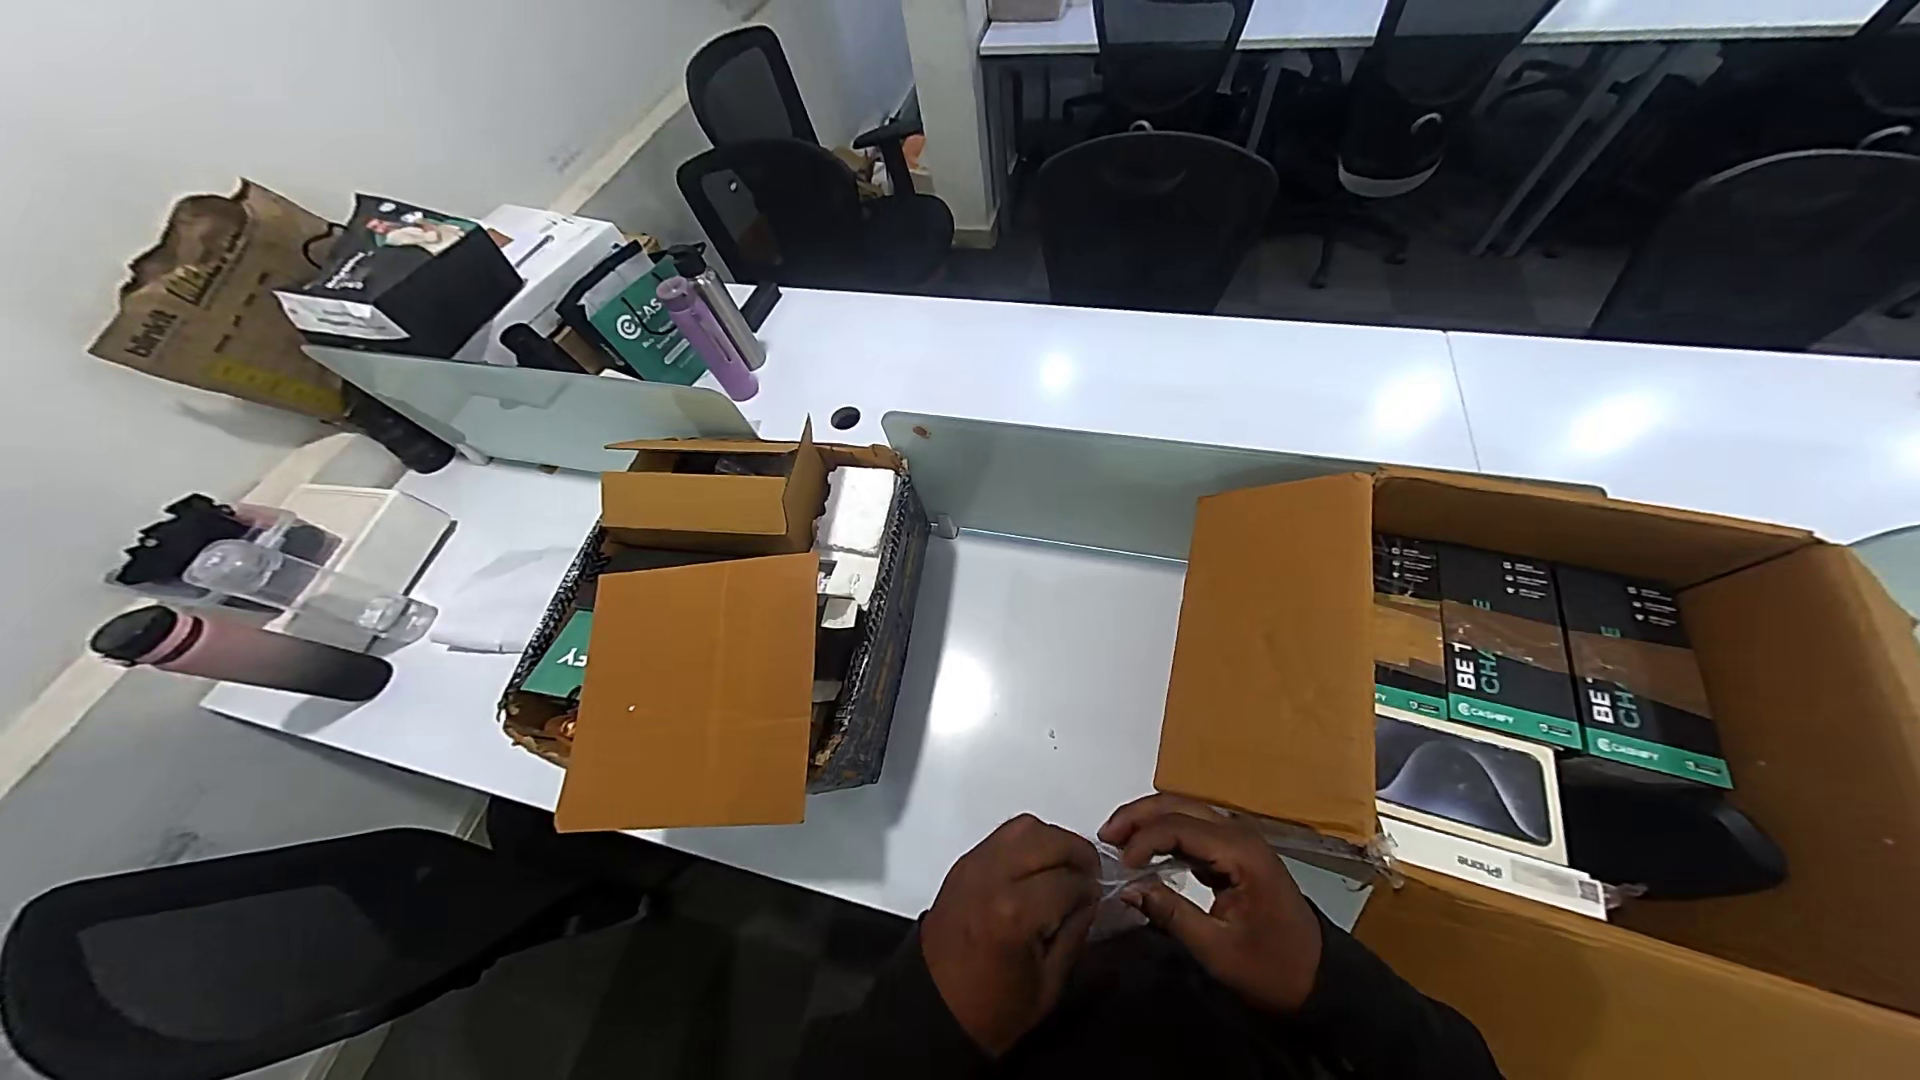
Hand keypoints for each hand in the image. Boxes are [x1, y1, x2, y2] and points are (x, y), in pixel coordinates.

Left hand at [920, 814, 1099, 1055]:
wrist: (933, 1007)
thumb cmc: (992, 1008)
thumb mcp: (1048, 985)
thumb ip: (1075, 933)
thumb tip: (1090, 898)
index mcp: (1013, 914)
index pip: (1067, 881)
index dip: (1089, 888)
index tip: (1096, 898)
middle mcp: (993, 877)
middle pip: (1047, 840)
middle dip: (1077, 853)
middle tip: (1089, 875)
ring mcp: (975, 864)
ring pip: (1025, 827)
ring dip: (1053, 840)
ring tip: (1065, 864)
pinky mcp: (964, 861)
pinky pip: (1004, 834)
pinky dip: (1028, 840)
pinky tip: (1038, 864)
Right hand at [1099, 794, 1323, 1013]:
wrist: (1323, 984)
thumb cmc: (1274, 970)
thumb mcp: (1219, 951)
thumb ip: (1171, 914)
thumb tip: (1128, 889)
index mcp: (1241, 852)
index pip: (1179, 827)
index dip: (1143, 841)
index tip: (1120, 866)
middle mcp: (1238, 833)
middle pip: (1178, 806)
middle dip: (1138, 816)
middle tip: (1105, 836)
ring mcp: (1237, 838)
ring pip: (1183, 810)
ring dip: (1147, 820)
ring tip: (1117, 839)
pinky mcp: (1233, 850)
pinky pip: (1191, 827)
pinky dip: (1163, 832)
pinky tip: (1143, 848)